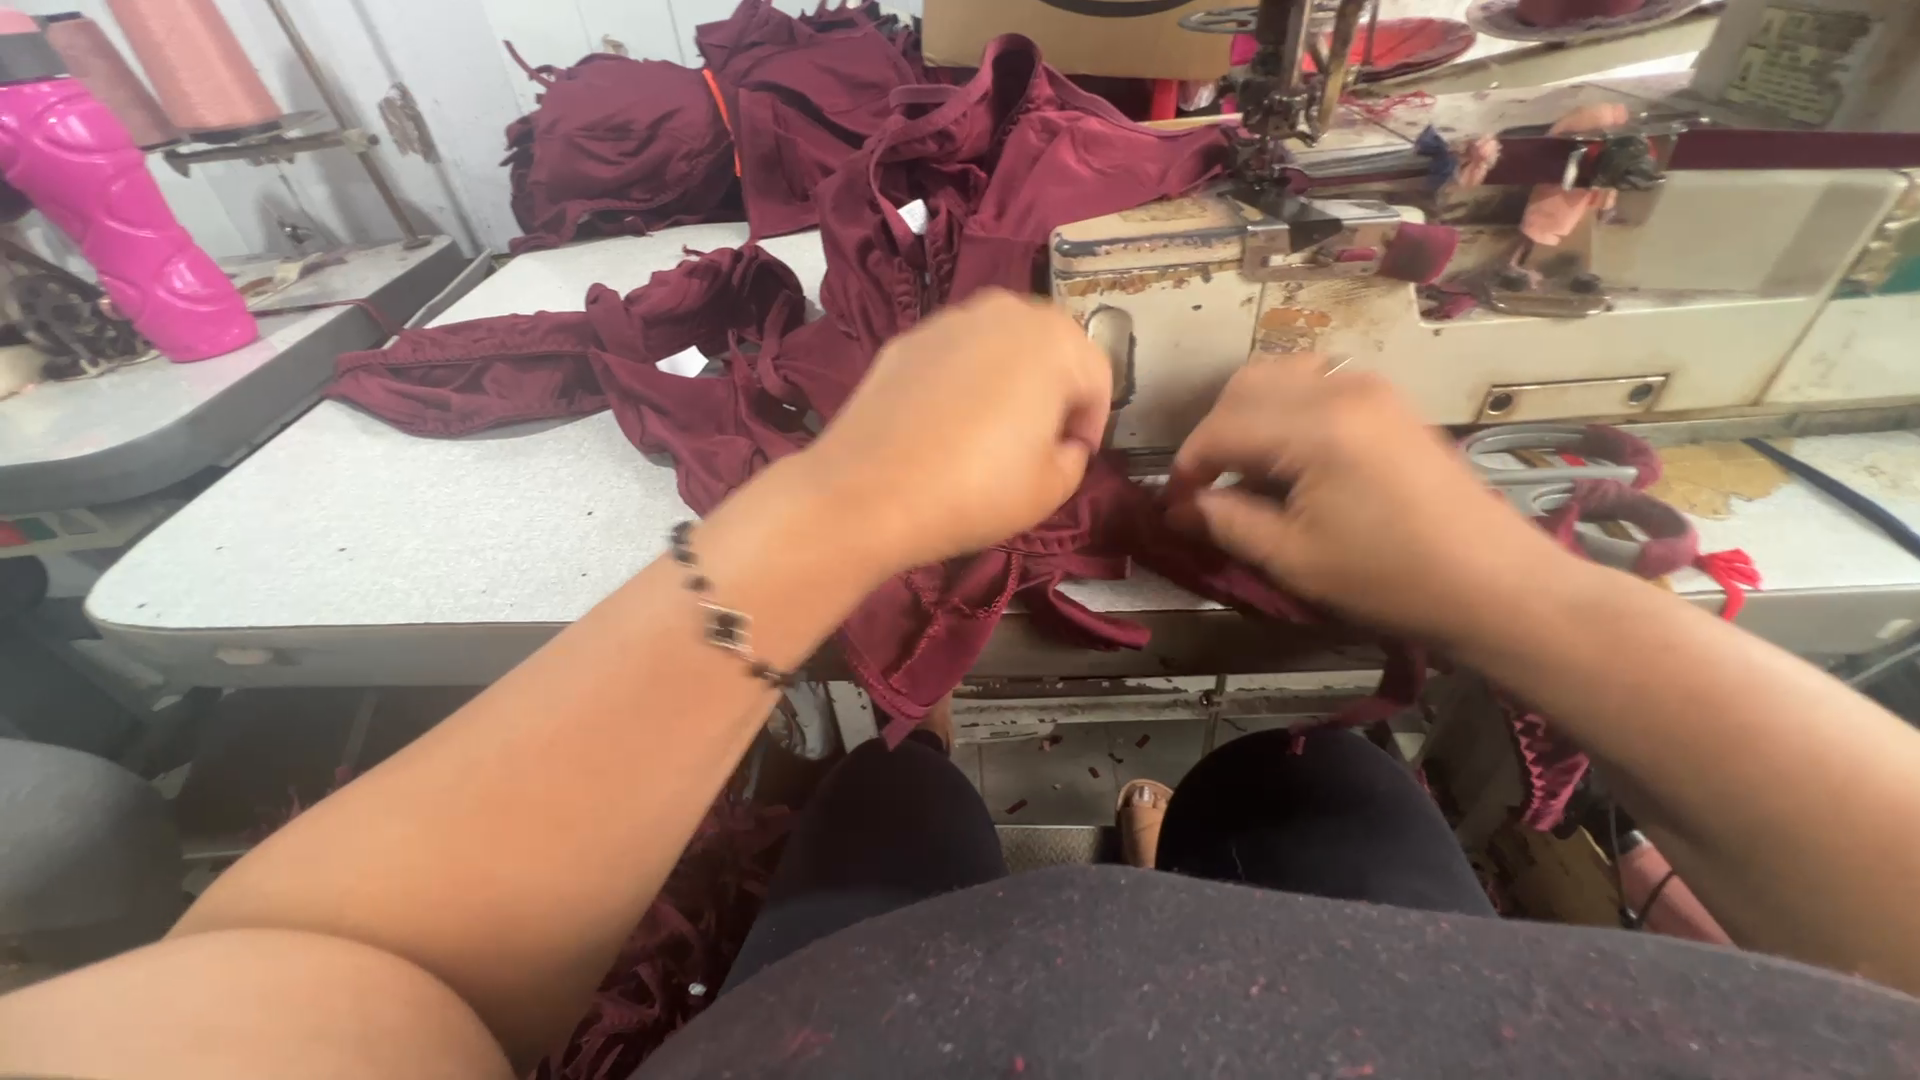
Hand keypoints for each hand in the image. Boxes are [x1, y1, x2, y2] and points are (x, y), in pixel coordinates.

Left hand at [800, 289, 1111, 570]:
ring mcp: (949, 321)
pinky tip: (945, 425)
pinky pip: (954, 356)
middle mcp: (1005, 313)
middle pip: (1050, 348)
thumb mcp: (1051, 489)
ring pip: (1000, 345)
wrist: (868, 492)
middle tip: (1039, 441)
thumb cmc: (976, 490)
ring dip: (1008, 379)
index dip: (1092, 423)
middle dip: (1053, 390)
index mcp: (1054, 341)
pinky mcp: (905, 341)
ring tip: (991, 431)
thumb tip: (1063, 442)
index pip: (1097, 377)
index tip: (1074, 457)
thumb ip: (1074, 456)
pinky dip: (962, 380)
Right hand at [1167, 355, 1575, 643]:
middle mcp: (1340, 389)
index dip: (1186, 468)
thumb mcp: (1292, 558)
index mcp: (1315, 428)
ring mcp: (1370, 388)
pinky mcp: (1389, 400)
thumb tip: (1178, 507)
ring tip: (1246, 470)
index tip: (1175, 506)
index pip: (1220, 428)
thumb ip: (1225, 522)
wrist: (1496, 584)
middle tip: (1208, 486)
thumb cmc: (1390, 578)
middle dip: (1213, 435)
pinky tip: (1288, 456)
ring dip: (1246, 416)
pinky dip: (1284, 410)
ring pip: (1278, 376)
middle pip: (1244, 387)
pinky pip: (1315, 383)